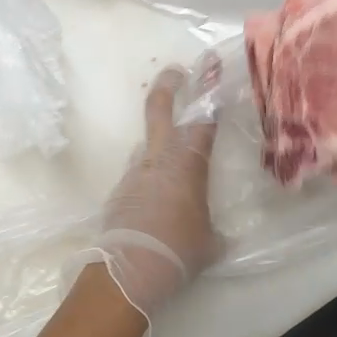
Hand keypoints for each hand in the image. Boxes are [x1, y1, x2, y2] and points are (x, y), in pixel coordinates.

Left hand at [75, 68, 220, 330]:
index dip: (210, 88)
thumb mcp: (209, 243)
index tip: (212, 64)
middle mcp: (159, 159)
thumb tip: (218, 236)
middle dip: (169, 84)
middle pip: (159, 108)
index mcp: (188, 163)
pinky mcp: (119, 194)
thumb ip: (214, 231)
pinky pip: (138, 177)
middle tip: (177, 71)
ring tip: (175, 170)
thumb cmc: (178, 251)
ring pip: (148, 146)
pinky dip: (149, 182)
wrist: (128, 272)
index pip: (203, 117)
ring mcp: (134, 174)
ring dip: (160, 146)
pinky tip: (157, 206)